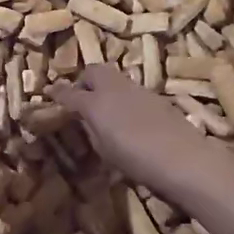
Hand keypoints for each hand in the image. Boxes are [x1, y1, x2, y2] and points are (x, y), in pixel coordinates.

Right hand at [49, 66, 233, 197]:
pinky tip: (127, 114)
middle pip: (92, 71)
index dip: (58, 94)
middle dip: (83, 81)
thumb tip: (87, 118)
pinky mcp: (154, 95)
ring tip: (103, 106)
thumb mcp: (105, 150)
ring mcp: (136, 88)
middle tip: (81, 98)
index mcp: (94, 103)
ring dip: (103, 86)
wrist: (183, 158)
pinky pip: (129, 87)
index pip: (69, 93)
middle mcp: (113, 88)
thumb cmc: (137, 161)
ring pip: (112, 76)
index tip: (50, 93)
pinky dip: (121, 95)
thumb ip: (92, 130)